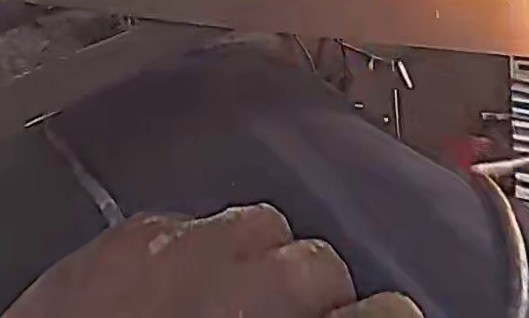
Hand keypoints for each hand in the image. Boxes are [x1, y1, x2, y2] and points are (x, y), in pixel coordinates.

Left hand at [1, 203, 422, 317]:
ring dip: (262, 251)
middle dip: (321, 285)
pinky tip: (179, 272)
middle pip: (315, 261)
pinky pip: (191, 220)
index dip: (384, 313)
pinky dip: (198, 243)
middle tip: (309, 312)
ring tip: (245, 281)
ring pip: (257, 221)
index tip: (400, 311)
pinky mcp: (129, 231)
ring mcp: (172, 247)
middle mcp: (222, 279)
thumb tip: (340, 310)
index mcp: (254, 312)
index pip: (352, 310)